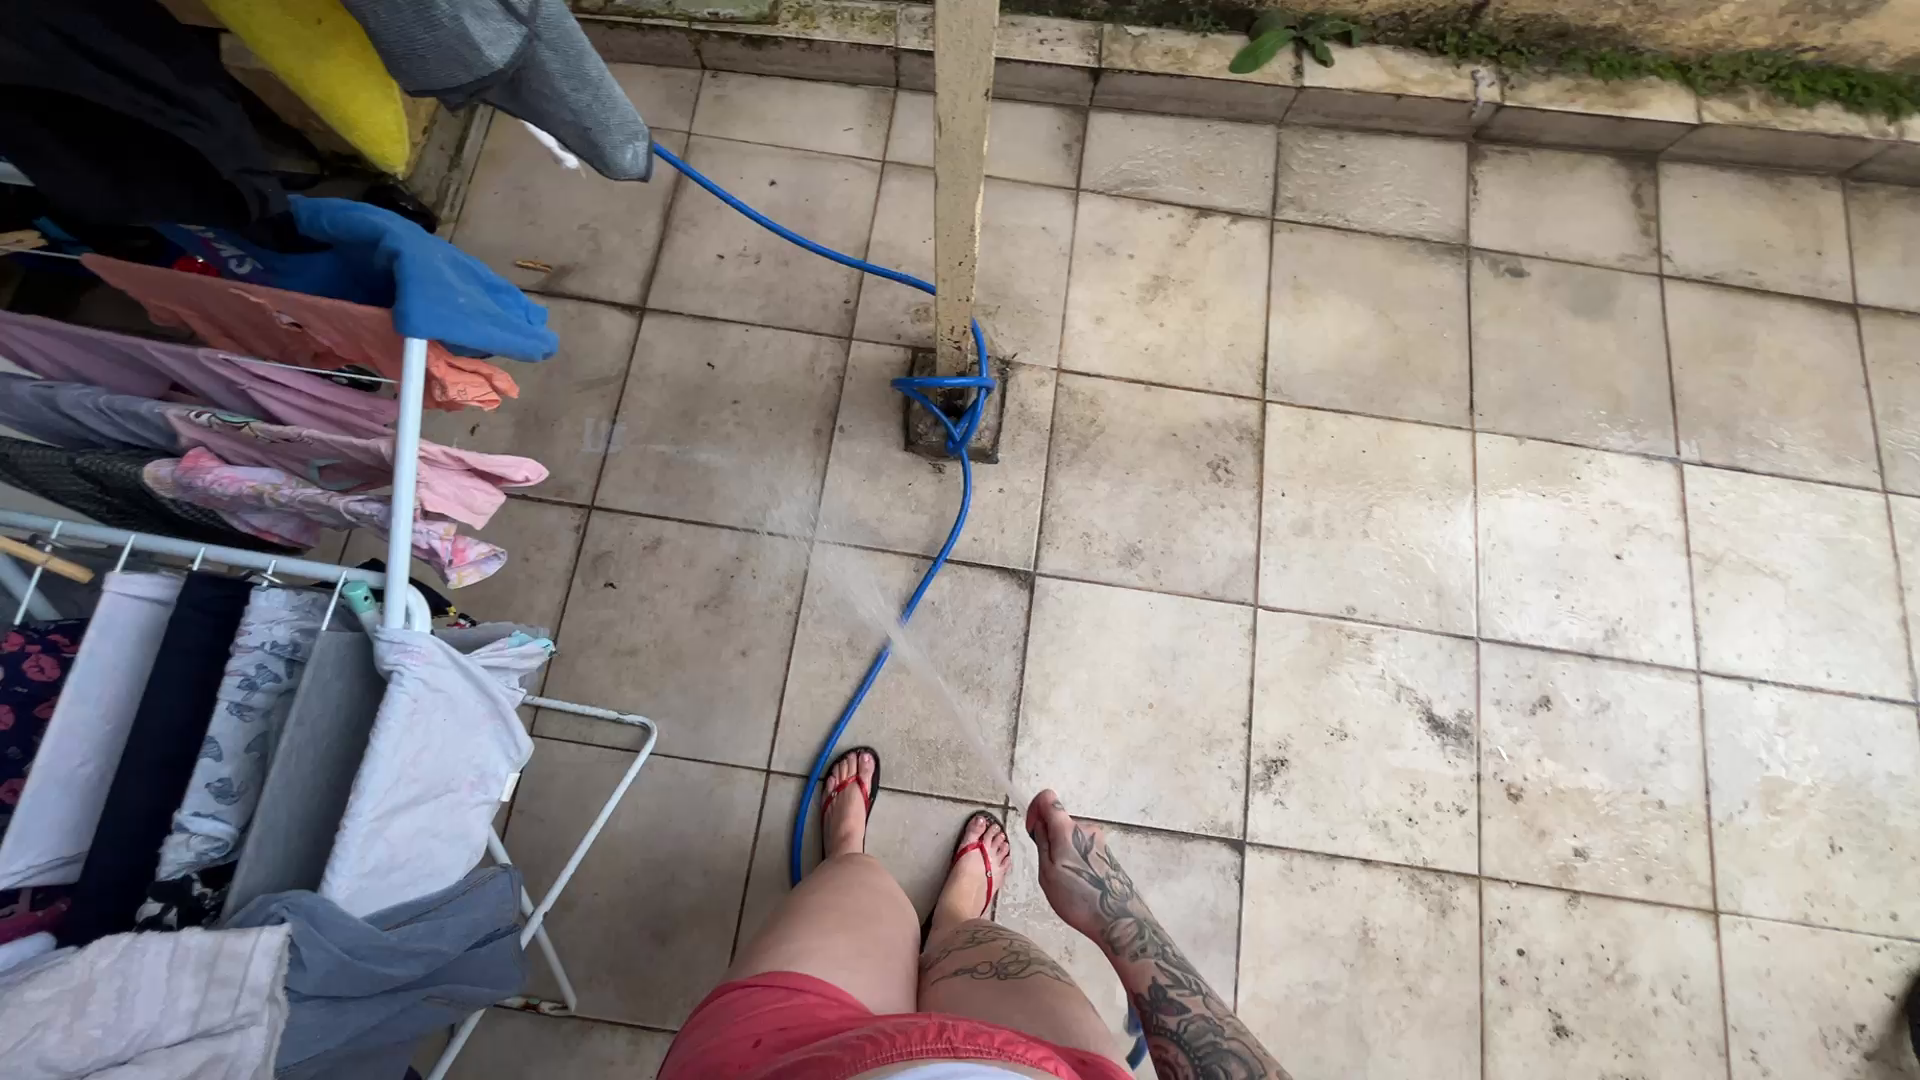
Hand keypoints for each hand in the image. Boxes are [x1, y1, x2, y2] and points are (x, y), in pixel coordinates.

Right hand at [1025, 789, 1143, 944]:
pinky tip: (1079, 883)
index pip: (1047, 798)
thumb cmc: (1080, 899)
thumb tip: (1039, 824)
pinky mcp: (1106, 853)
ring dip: (1063, 851)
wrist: (1119, 919)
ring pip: (1071, 836)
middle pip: (1059, 820)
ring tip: (1066, 881)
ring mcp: (1099, 840)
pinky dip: (1076, 859)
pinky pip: (1083, 847)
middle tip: (1049, 867)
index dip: (1035, 810)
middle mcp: (1086, 828)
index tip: (1034, 831)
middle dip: (1049, 838)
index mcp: (1067, 829)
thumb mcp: (1047, 873)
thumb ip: (1042, 842)